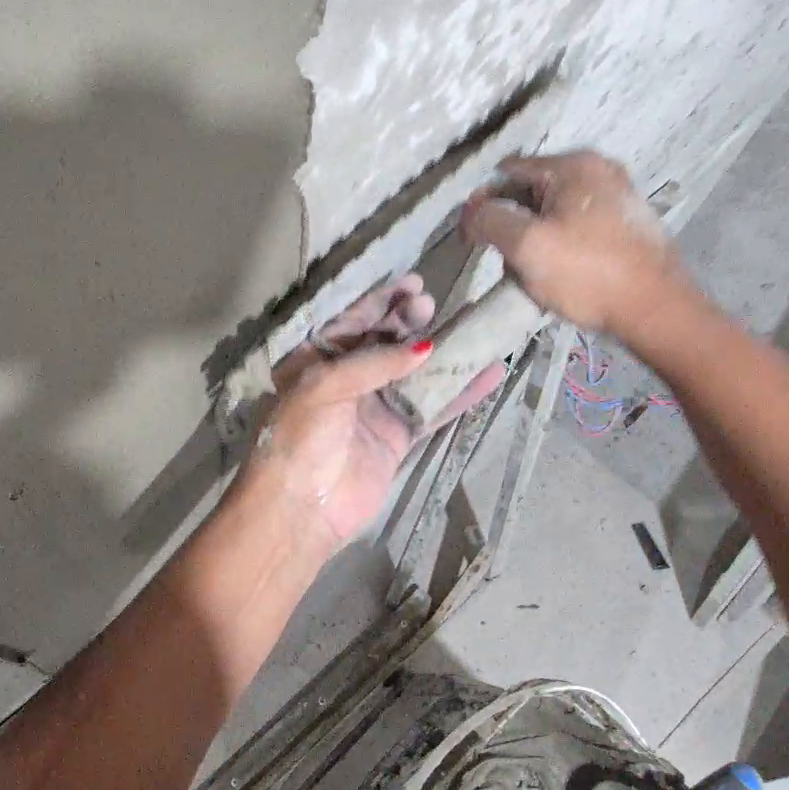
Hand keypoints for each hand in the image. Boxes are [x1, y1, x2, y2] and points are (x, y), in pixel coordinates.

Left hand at [241, 275, 504, 553]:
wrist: (299, 506)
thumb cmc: (299, 437)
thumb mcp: (324, 386)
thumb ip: (373, 362)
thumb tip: (425, 346)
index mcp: (312, 363)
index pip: (348, 322)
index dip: (379, 302)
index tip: (413, 283)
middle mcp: (342, 382)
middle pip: (382, 343)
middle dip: (407, 321)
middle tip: (431, 305)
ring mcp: (371, 410)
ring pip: (412, 373)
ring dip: (438, 351)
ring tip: (465, 325)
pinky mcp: (396, 438)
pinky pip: (432, 409)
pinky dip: (459, 393)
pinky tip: (489, 372)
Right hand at [459, 151, 686, 334]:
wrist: (655, 309)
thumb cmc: (587, 273)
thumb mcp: (526, 245)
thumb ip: (488, 220)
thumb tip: (471, 213)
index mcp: (574, 165)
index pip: (505, 172)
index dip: (480, 203)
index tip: (471, 239)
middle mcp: (597, 170)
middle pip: (527, 191)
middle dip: (508, 224)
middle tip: (505, 260)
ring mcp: (615, 194)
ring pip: (548, 212)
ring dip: (531, 240)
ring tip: (532, 273)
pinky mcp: (623, 222)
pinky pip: (571, 225)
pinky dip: (555, 245)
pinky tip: (557, 273)